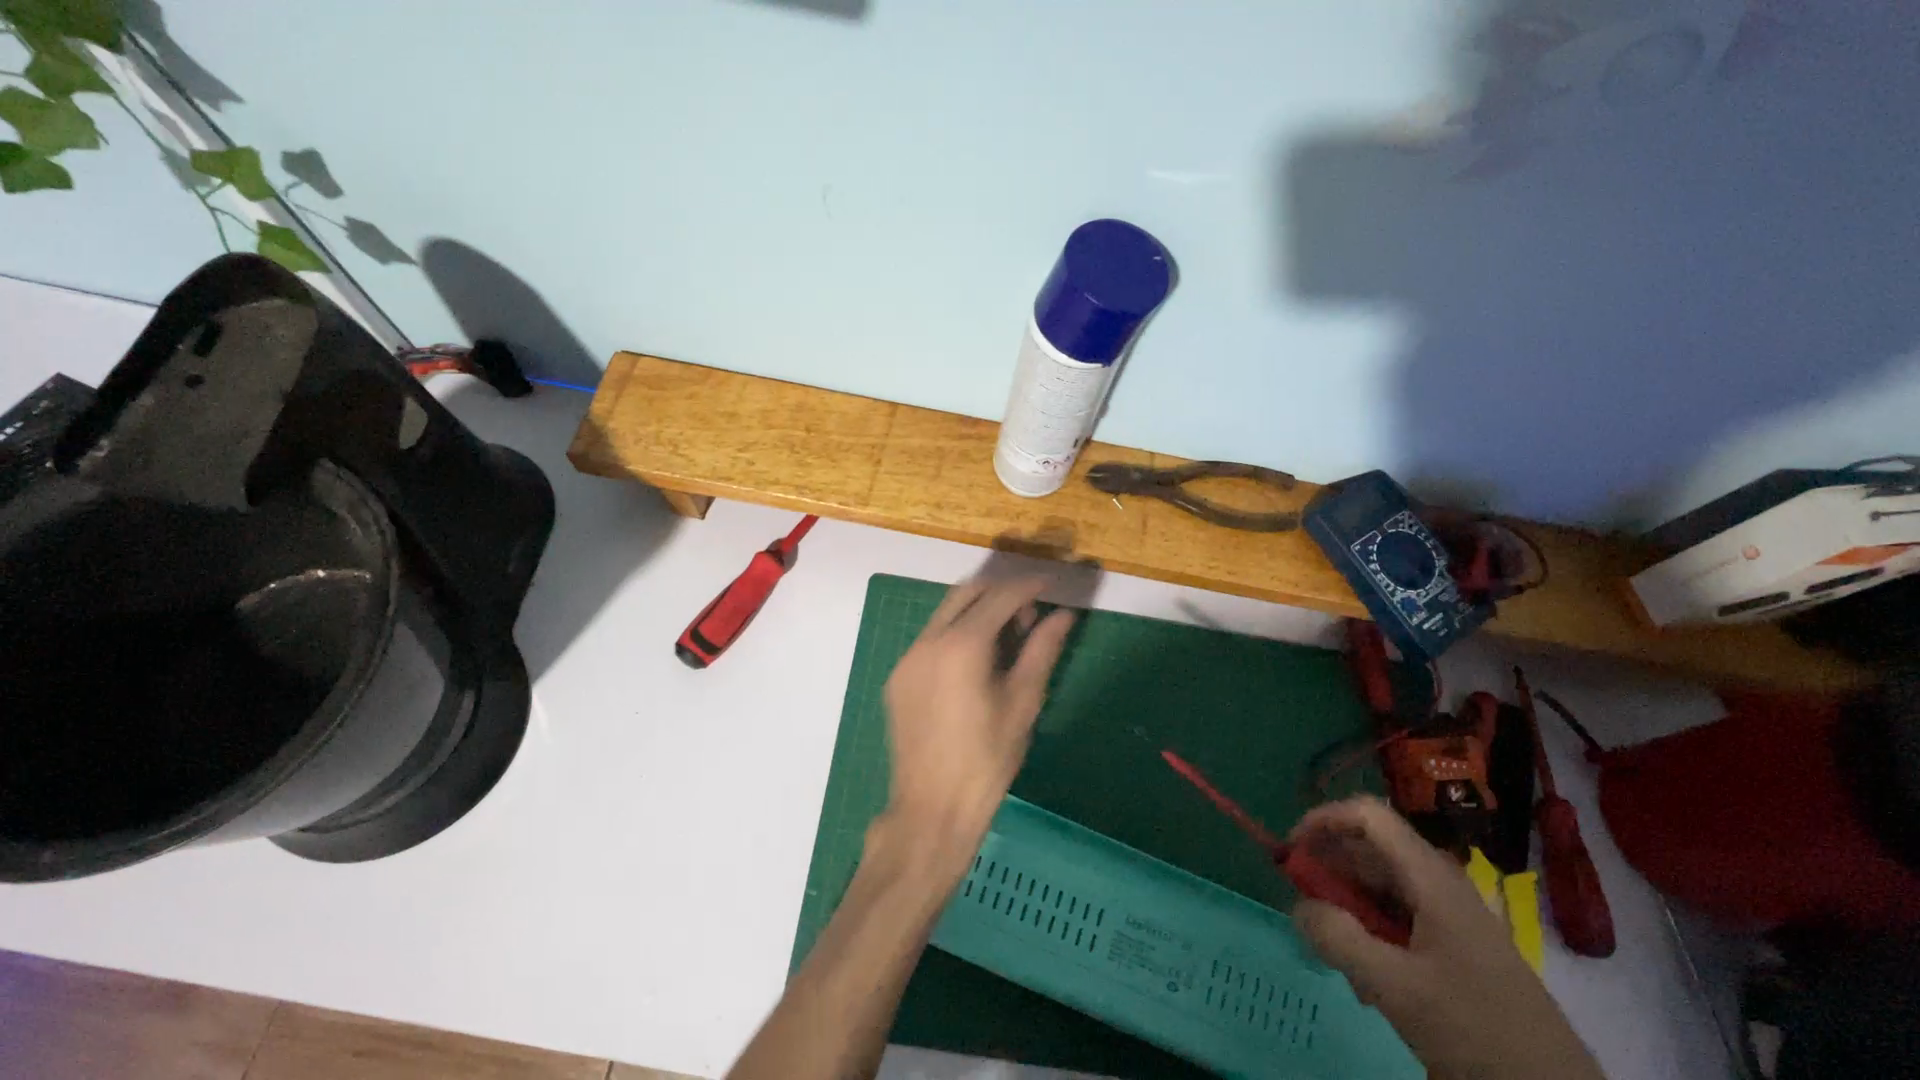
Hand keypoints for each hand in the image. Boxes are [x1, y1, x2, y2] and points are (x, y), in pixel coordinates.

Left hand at [879, 578, 1074, 854]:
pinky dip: (957, 634)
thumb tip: (1063, 615)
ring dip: (978, 612)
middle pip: (966, 593)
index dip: (1029, 586)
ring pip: (945, 614)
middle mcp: (927, 641)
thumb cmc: (987, 759)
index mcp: (961, 645)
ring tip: (1008, 640)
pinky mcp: (898, 678)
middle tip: (1031, 615)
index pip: (999, 596)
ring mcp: (907, 659)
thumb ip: (1042, 650)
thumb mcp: (1023, 702)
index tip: (1052, 585)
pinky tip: (978, 662)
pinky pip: (930, 639)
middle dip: (1001, 593)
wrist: (933, 808)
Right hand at [1289, 798, 1604, 1079]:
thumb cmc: (1475, 1026)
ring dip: (1347, 912)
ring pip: (1378, 890)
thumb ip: (1338, 940)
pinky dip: (1369, 938)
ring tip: (1337, 959)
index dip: (1323, 820)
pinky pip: (1395, 922)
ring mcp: (1446, 916)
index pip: (1369, 815)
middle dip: (1329, 874)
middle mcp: (1438, 885)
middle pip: (1368, 852)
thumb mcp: (1396, 987)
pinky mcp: (1450, 946)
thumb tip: (1300, 906)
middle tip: (1306, 915)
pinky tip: (1367, 982)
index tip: (1289, 854)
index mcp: (1430, 877)